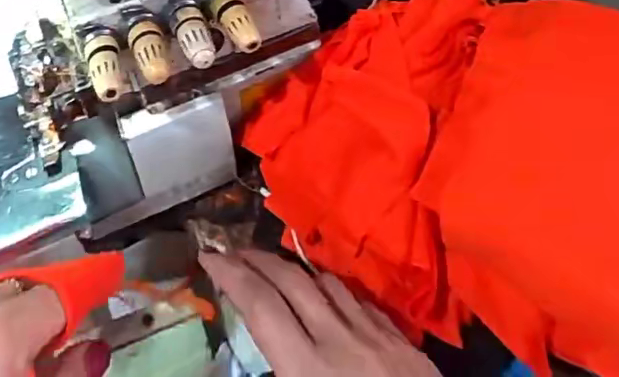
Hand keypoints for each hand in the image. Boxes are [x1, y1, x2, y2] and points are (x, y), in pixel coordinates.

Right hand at [199, 249, 438, 376]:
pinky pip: (361, 302)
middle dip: (253, 257)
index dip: (228, 272)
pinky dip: (333, 290)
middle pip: (287, 277)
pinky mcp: (412, 352)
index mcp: (309, 371)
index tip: (206, 255)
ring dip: (292, 269)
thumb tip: (259, 355)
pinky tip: (327, 299)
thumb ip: (278, 372)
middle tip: (231, 253)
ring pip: (324, 281)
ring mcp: (380, 343)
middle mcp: (341, 344)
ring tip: (273, 270)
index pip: (258, 302)